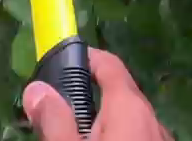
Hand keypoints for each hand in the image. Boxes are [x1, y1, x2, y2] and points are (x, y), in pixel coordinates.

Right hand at [22, 49, 171, 140]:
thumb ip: (54, 120)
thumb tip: (36, 90)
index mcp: (130, 106)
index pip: (108, 62)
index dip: (83, 58)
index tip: (60, 65)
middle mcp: (154, 121)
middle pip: (120, 95)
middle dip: (91, 101)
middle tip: (64, 116)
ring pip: (133, 124)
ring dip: (108, 126)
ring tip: (82, 138)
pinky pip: (142, 140)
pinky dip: (125, 139)